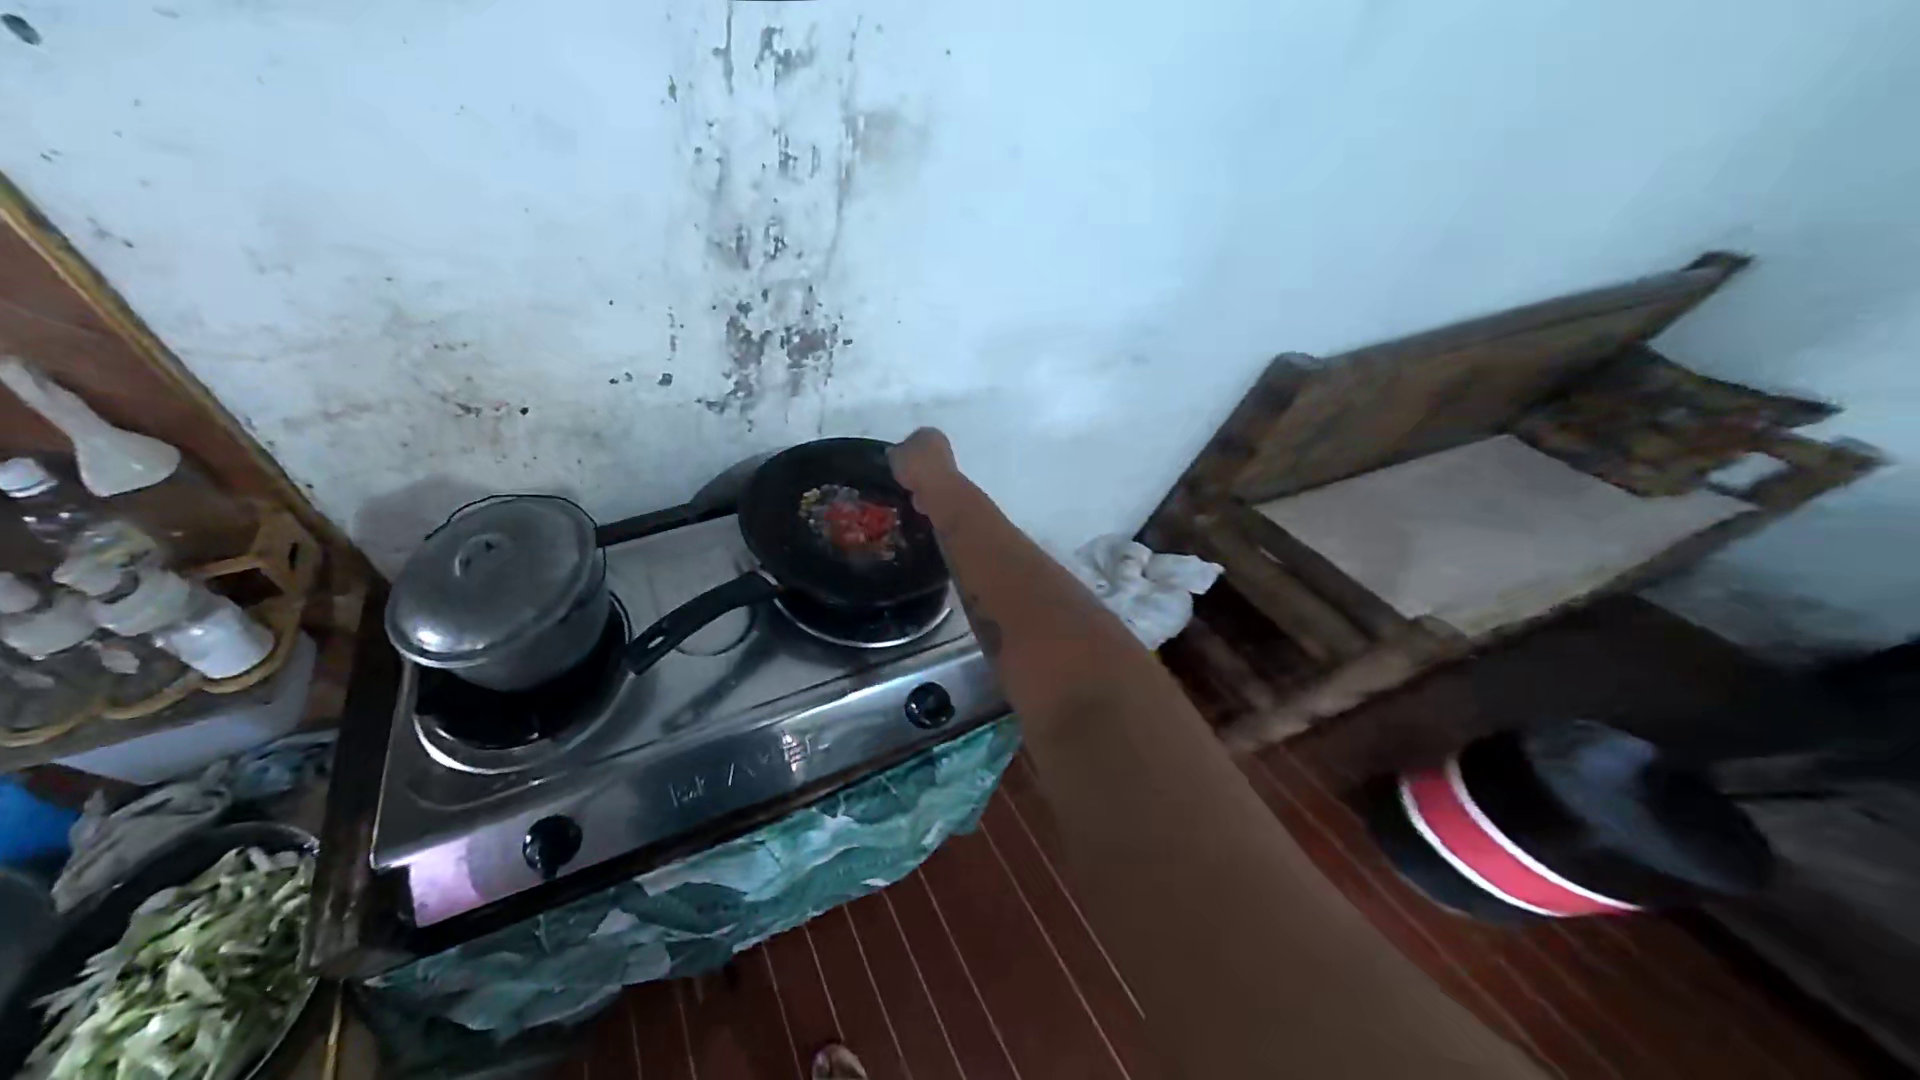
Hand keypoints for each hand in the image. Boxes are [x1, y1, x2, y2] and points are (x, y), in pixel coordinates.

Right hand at [888, 428, 962, 512]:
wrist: (937, 490)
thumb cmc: (915, 466)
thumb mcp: (894, 455)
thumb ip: (892, 452)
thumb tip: (893, 453)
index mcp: (929, 432)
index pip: (912, 436)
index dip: (901, 447)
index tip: (893, 458)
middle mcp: (941, 444)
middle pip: (921, 452)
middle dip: (910, 461)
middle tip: (897, 471)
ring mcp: (947, 464)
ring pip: (925, 468)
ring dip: (915, 475)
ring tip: (903, 483)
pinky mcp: (947, 481)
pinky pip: (929, 481)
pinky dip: (921, 486)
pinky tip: (912, 491)